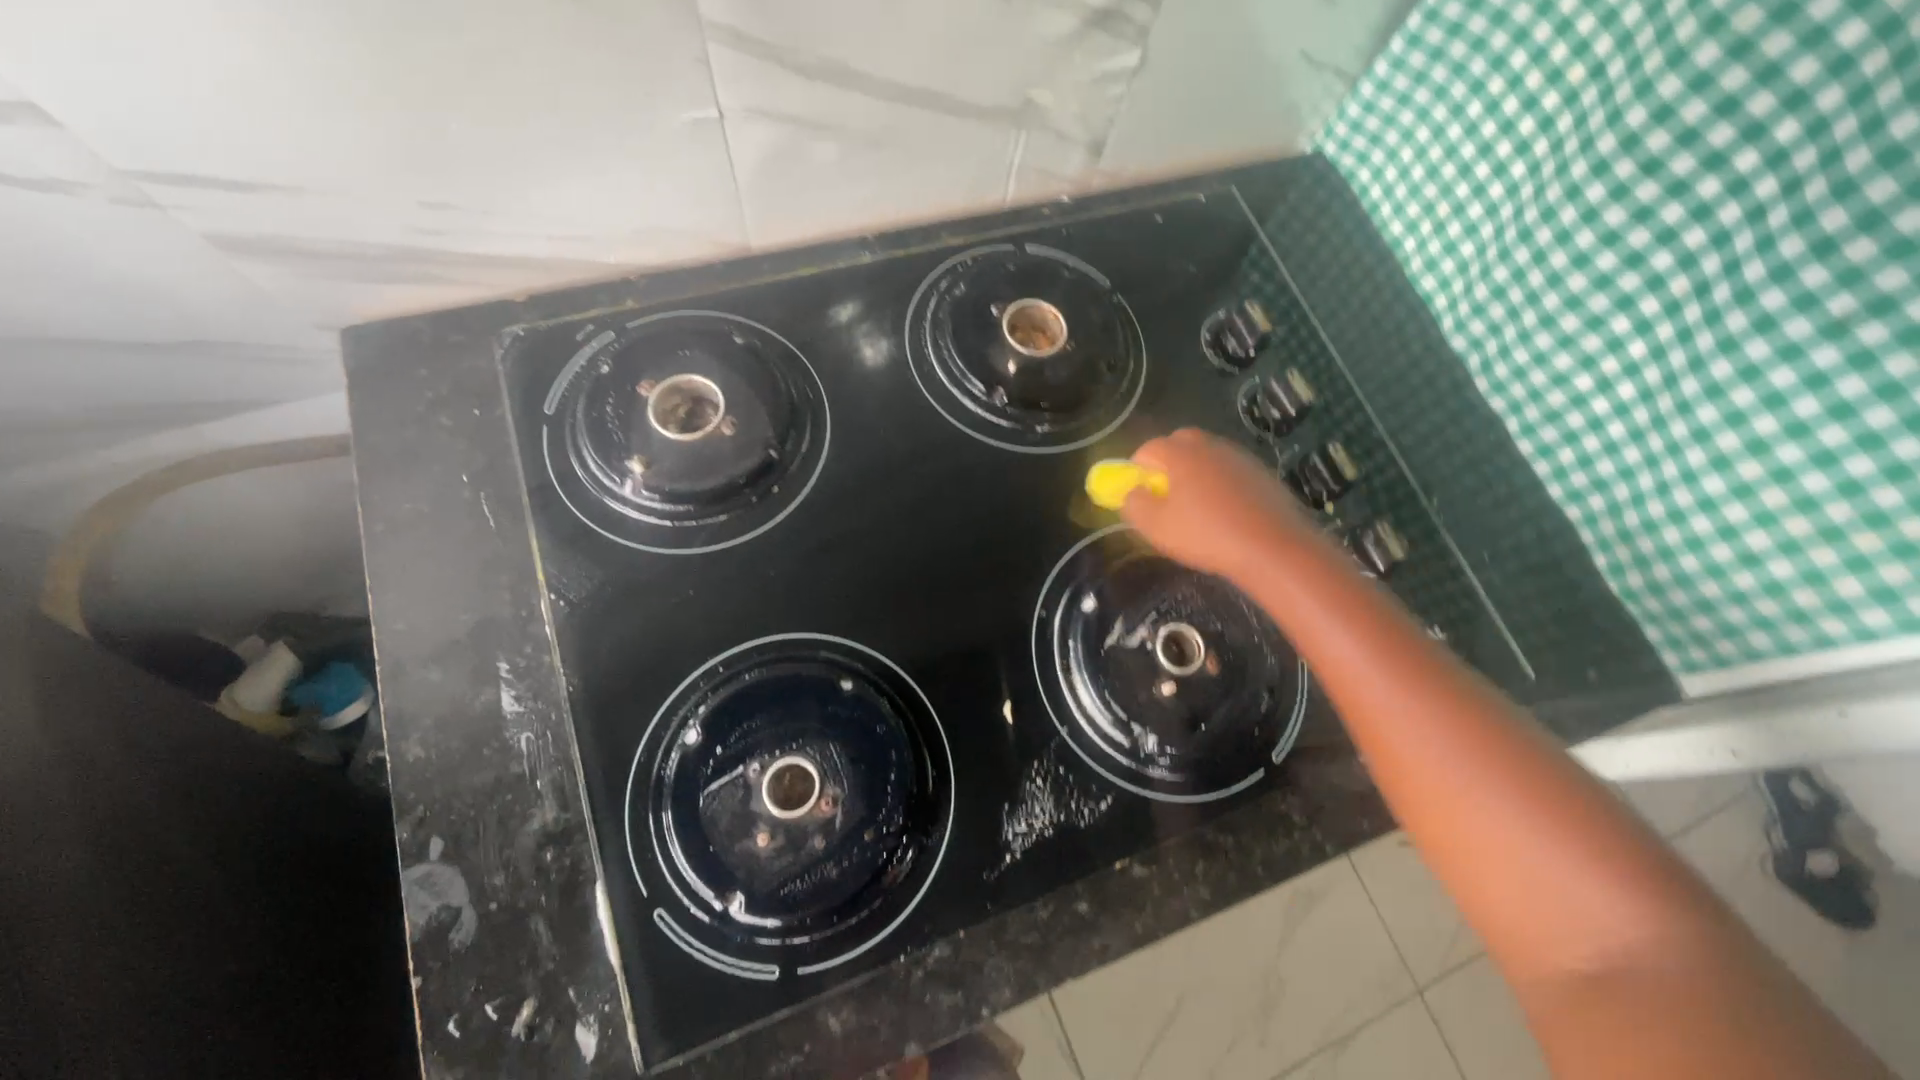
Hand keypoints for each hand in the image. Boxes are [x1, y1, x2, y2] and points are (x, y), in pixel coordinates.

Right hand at [1120, 428, 1312, 581]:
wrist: (1272, 547)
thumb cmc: (1206, 534)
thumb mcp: (1155, 526)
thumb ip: (1133, 503)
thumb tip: (1132, 491)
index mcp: (1180, 452)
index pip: (1147, 449)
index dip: (1137, 472)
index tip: (1141, 498)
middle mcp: (1210, 445)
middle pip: (1179, 445)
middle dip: (1167, 467)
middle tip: (1167, 500)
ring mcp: (1239, 456)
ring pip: (1207, 458)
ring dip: (1196, 476)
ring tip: (1198, 511)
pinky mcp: (1262, 473)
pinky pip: (1230, 473)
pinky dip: (1222, 487)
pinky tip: (1227, 515)